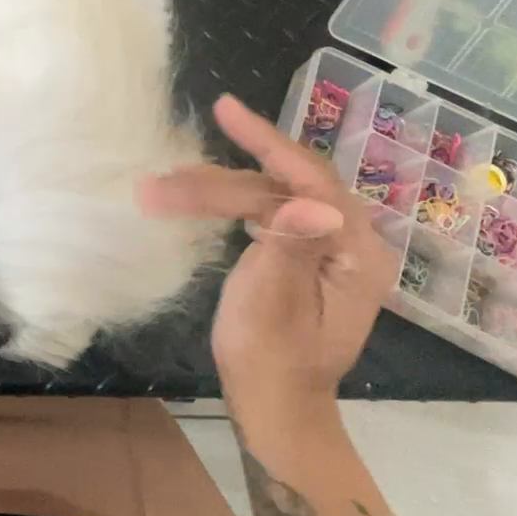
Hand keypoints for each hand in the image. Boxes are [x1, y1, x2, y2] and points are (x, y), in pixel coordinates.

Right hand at [138, 95, 397, 415]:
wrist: (275, 405)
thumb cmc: (270, 361)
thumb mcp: (275, 305)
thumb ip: (291, 247)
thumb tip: (309, 201)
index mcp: (354, 253)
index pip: (310, 179)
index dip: (266, 141)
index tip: (224, 110)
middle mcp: (347, 240)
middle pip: (281, 184)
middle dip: (218, 179)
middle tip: (162, 180)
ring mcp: (325, 245)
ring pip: (267, 194)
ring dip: (214, 188)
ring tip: (163, 186)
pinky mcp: (302, 250)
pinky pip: (265, 209)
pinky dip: (226, 200)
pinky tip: (195, 193)